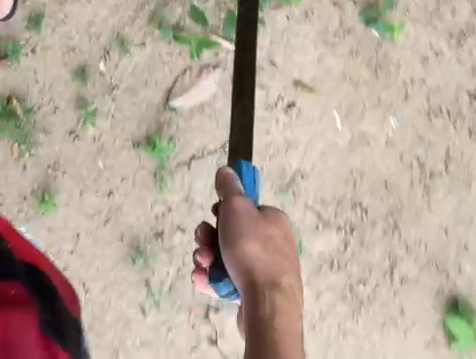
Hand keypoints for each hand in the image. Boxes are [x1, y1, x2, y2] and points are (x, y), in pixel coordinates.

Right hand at [190, 165, 301, 301]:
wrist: (267, 305)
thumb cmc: (253, 250)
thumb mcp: (237, 208)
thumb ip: (229, 187)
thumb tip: (226, 170)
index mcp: (273, 221)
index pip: (244, 208)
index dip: (223, 210)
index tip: (213, 214)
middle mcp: (272, 244)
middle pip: (231, 233)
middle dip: (209, 236)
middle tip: (202, 241)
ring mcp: (264, 271)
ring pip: (225, 256)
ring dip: (207, 257)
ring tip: (202, 264)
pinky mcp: (255, 293)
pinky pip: (228, 279)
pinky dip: (212, 278)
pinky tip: (203, 279)